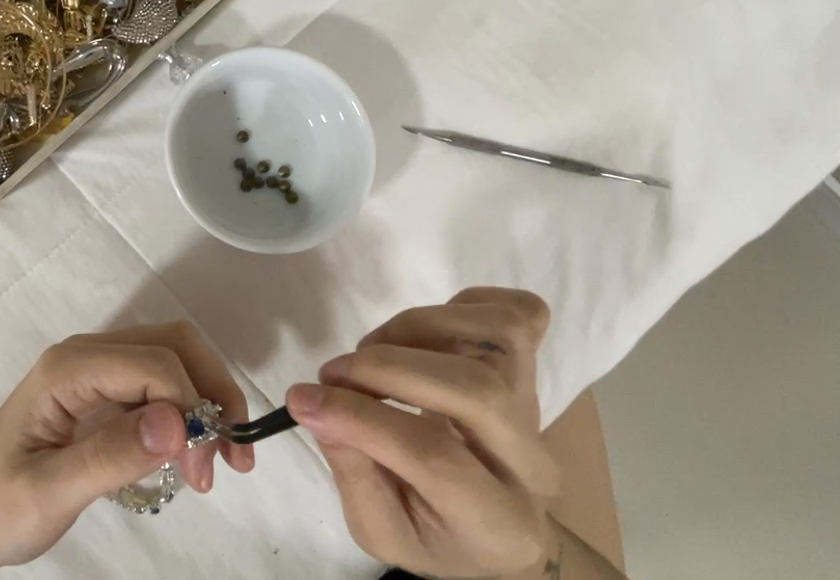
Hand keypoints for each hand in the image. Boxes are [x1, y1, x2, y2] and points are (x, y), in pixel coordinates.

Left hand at [0, 322, 255, 572]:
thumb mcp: (47, 493)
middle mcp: (86, 356)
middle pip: (171, 345)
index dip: (190, 404)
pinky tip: (190, 457)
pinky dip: (187, 415)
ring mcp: (95, 373)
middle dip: (210, 393)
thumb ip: (110, 456)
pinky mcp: (103, 396)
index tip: (202, 465)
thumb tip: (176, 422)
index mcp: (68, 368)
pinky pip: (157, 387)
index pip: (153, 362)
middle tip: (227, 460)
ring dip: (204, 402)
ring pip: (171, 361)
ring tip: (214, 466)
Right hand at [288, 288, 559, 579]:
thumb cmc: (435, 532)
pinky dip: (463, 306)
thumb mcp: (380, 529)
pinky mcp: (535, 368)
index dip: (360, 418)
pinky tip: (425, 335)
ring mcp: (537, 406)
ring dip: (418, 328)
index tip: (302, 400)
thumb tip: (315, 405)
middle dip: (387, 368)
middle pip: (475, 389)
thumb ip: (350, 470)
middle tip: (335, 375)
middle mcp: (530, 460)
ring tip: (375, 352)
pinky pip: (517, 312)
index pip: (436, 457)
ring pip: (498, 336)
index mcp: (496, 520)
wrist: (502, 530)